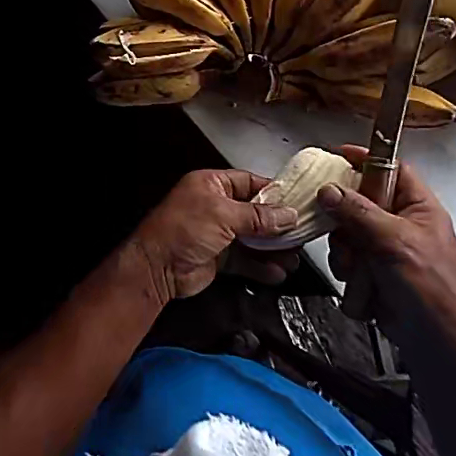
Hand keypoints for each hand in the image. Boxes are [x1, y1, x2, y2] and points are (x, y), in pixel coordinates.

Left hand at [120, 169, 301, 303]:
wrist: (156, 269)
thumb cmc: (178, 230)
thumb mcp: (223, 215)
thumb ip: (258, 216)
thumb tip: (286, 214)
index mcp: (212, 185)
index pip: (250, 183)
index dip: (273, 193)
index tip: (295, 202)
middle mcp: (215, 206)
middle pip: (255, 213)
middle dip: (277, 225)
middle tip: (300, 232)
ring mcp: (216, 232)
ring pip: (253, 238)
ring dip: (273, 249)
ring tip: (293, 256)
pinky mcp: (217, 257)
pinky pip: (245, 260)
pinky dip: (260, 266)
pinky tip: (277, 272)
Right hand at [320, 146, 455, 367]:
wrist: (437, 345)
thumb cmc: (433, 292)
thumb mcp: (395, 243)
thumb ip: (359, 213)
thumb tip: (329, 191)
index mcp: (418, 207)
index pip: (390, 169)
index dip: (365, 160)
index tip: (338, 156)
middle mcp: (401, 225)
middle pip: (358, 204)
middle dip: (347, 226)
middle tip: (349, 241)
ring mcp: (386, 251)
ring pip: (347, 237)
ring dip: (349, 258)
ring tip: (364, 275)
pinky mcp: (374, 275)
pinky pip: (348, 265)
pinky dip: (353, 281)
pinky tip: (367, 293)